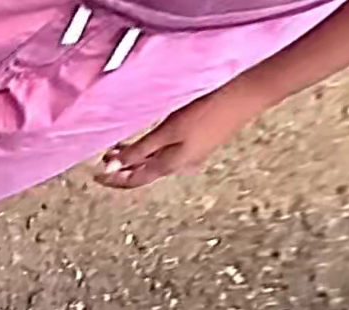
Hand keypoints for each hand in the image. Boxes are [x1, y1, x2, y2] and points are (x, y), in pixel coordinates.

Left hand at [96, 85, 267, 189]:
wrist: (255, 89)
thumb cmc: (210, 108)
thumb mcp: (168, 130)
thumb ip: (139, 150)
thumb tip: (111, 168)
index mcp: (169, 165)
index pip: (132, 180)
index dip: (112, 179)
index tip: (94, 175)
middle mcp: (179, 165)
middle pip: (142, 172)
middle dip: (121, 168)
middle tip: (104, 158)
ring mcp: (192, 154)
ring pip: (154, 161)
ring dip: (136, 157)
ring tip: (118, 148)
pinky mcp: (201, 141)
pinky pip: (168, 151)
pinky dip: (152, 149)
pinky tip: (147, 140)